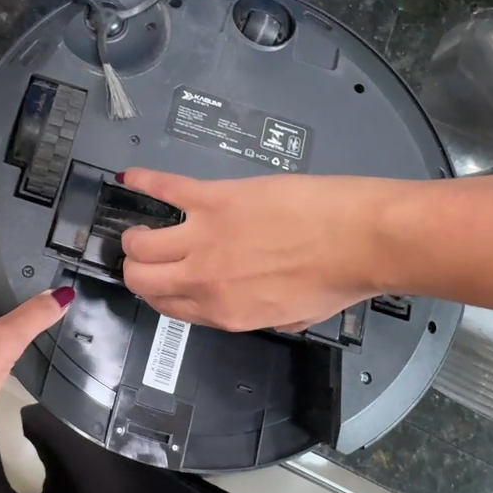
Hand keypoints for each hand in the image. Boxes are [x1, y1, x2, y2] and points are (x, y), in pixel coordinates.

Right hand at [119, 169, 400, 332]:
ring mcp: (203, 239)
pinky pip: (165, 188)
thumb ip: (255, 313)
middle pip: (141, 277)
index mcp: (225, 312)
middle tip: (147, 252)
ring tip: (145, 223)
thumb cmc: (339, 279)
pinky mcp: (214, 199)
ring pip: (139, 242)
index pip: (165, 306)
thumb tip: (241, 298)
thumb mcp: (293, 317)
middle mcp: (204, 281)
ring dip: (136, 234)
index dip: (156, 292)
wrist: (362, 240)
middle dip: (137, 266)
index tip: (158, 279)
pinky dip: (143, 180)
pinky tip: (130, 176)